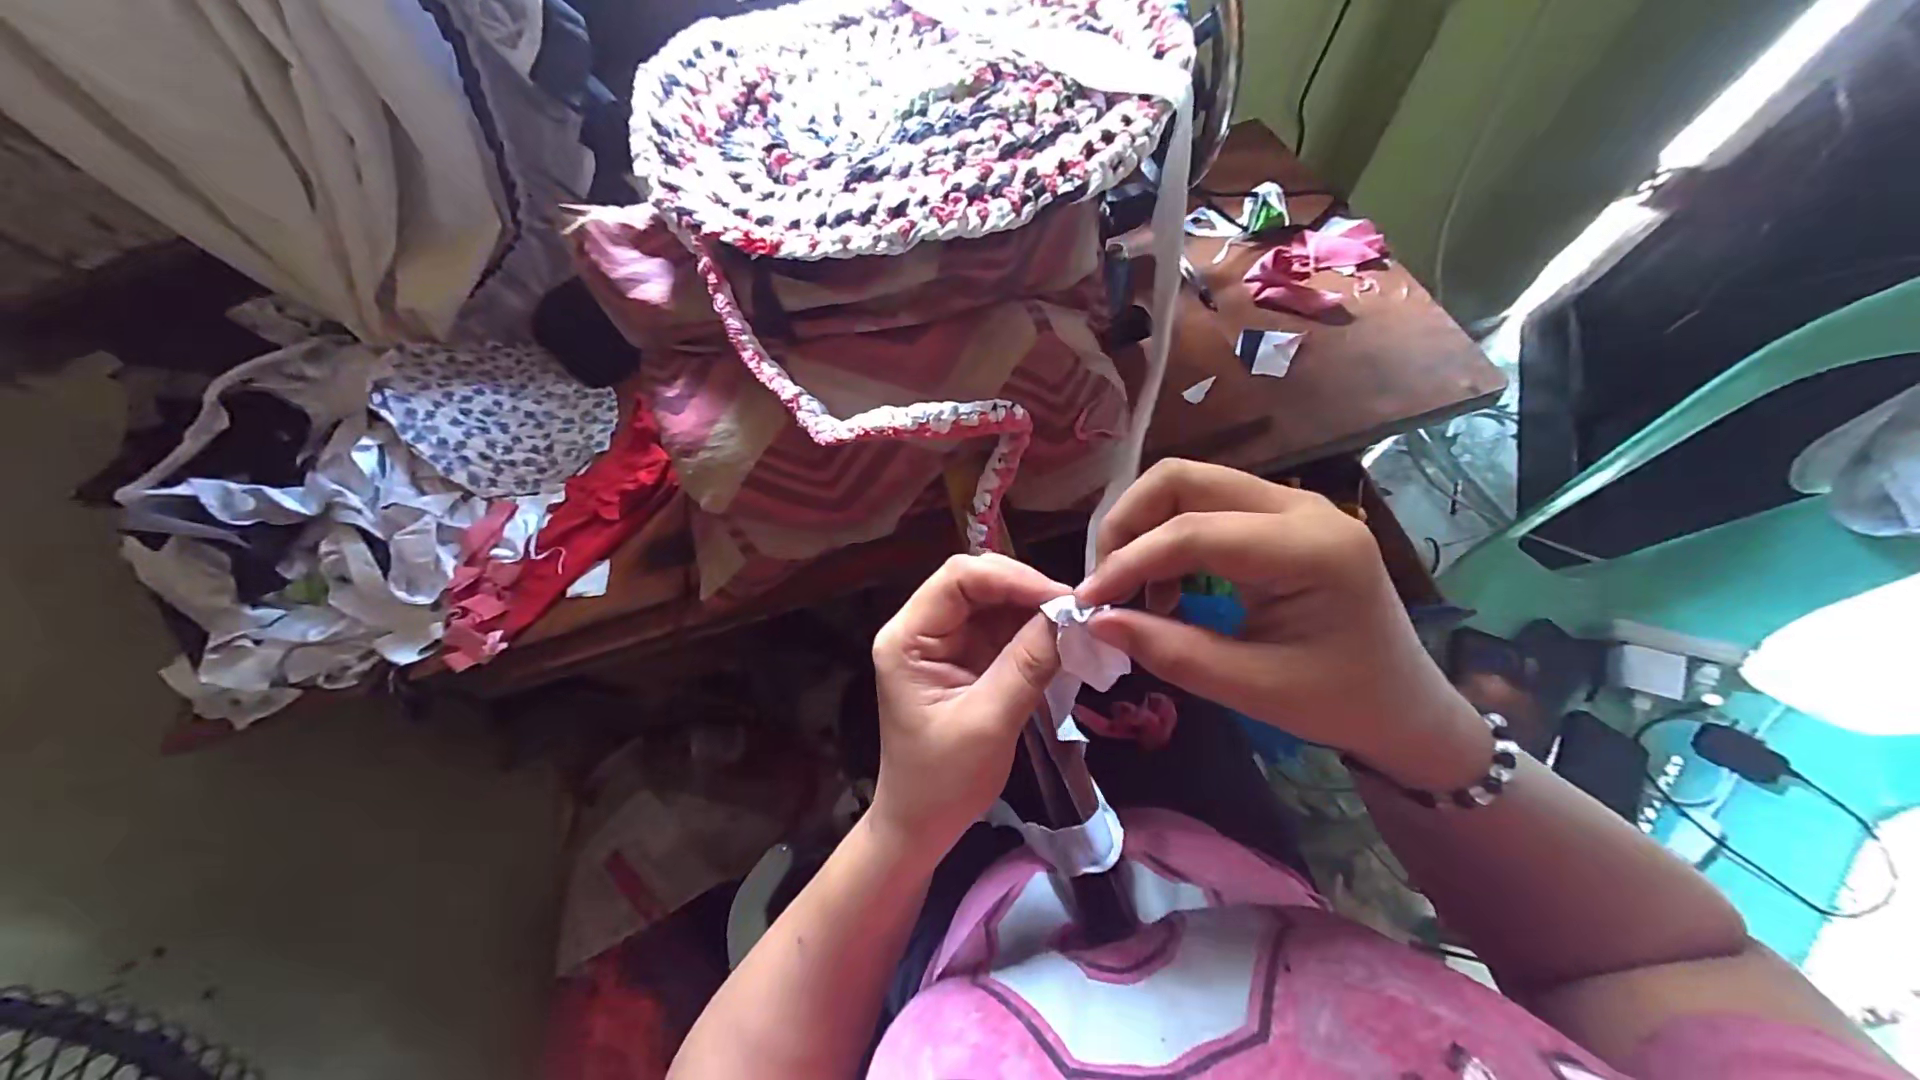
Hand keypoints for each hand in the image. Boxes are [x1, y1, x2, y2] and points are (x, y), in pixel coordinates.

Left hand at [870, 554, 1068, 849]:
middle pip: (979, 584)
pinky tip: (1064, 642)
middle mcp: (922, 629)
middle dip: (1028, 592)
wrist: (923, 824)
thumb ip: (1027, 665)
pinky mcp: (968, 657)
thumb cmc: (942, 782)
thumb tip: (1069, 616)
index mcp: (907, 638)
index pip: (958, 578)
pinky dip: (1035, 632)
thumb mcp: (988, 723)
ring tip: (1078, 627)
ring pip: (996, 603)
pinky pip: (1005, 629)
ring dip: (1036, 611)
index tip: (1062, 599)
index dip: (1012, 578)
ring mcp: (946, 642)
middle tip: (1078, 612)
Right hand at [1076, 459, 1486, 788]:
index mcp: (1310, 548)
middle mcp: (1300, 507)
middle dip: (1127, 524)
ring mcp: (1290, 505)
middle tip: (1105, 582)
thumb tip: (1095, 622)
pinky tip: (1164, 588)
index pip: (1193, 532)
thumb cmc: (1342, 701)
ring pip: (1187, 484)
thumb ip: (1170, 651)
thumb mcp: (1252, 688)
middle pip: (1181, 479)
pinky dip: (1166, 538)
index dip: (1128, 562)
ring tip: (1130, 589)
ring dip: (1143, 528)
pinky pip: (1203, 505)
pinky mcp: (1278, 518)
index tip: (1087, 602)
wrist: (1406, 706)